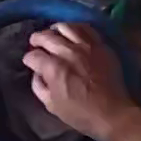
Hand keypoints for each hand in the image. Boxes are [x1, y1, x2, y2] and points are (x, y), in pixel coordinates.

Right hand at [22, 22, 140, 140]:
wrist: (111, 113)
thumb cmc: (79, 113)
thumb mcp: (50, 104)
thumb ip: (38, 86)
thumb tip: (37, 73)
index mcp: (54, 68)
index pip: (33, 55)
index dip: (29, 59)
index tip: (30, 63)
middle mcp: (68, 53)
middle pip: (46, 36)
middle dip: (36, 40)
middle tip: (35, 44)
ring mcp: (87, 47)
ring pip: (65, 27)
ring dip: (54, 30)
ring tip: (53, 34)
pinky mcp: (101, 46)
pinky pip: (86, 29)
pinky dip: (75, 28)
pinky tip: (72, 33)